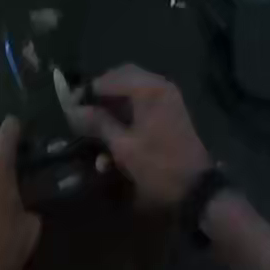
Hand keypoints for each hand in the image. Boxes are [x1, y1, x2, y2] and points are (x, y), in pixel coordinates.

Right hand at [68, 64, 212, 207]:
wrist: (200, 192)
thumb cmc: (159, 167)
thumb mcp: (123, 147)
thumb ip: (98, 123)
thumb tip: (73, 109)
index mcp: (147, 88)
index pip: (108, 79)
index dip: (87, 91)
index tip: (70, 103)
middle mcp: (158, 84)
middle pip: (120, 77)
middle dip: (101, 91)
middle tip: (84, 107)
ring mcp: (167, 95)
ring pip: (131, 86)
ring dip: (113, 99)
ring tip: (96, 117)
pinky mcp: (170, 108)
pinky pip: (142, 97)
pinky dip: (127, 106)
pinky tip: (115, 123)